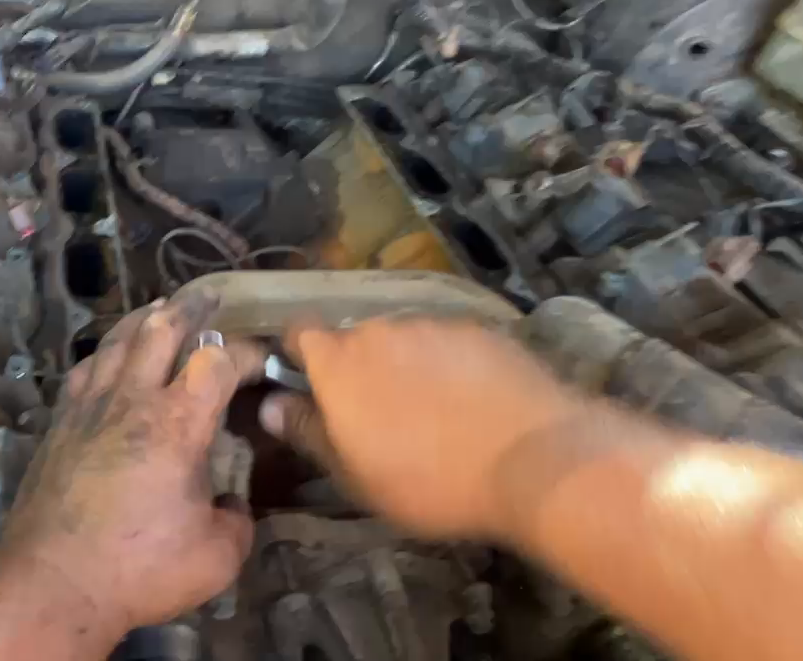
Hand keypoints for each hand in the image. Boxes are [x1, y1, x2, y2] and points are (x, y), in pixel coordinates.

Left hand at [0, 291, 262, 640]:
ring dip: (144, 319)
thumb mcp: (216, 557)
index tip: (262, 356)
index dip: (245, 351)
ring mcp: (92, 402)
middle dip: (190, 307)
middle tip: (207, 295)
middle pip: (162, 329)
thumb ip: (237, 521)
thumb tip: (234, 502)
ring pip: (119, 339)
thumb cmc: (140, 566)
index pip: (217, 361)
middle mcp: (134, 397)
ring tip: (159, 309)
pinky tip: (109, 355)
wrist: (56, 578)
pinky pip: (86, 367)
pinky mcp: (63, 417)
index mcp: (177, 422)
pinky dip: (105, 352)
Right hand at [259, 318, 585, 539]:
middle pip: (354, 339)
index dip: (300, 355)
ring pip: (403, 341)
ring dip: (407, 366)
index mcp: (336, 361)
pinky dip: (452, 365)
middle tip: (381, 412)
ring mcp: (428, 325)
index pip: (297, 332)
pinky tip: (476, 401)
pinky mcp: (477, 330)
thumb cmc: (428, 478)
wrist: (535, 462)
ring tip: (437, 410)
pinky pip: (449, 344)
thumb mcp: (354, 473)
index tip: (312, 386)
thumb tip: (268, 404)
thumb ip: (307, 431)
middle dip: (360, 367)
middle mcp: (375, 329)